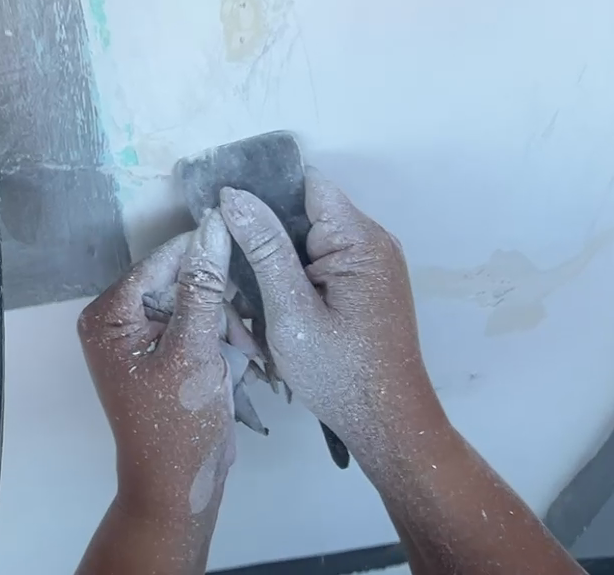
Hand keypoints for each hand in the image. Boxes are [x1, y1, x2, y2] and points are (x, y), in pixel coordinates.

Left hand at [75, 214, 238, 573]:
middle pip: (175, 280)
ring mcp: (137, 336)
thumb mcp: (194, 349)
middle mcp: (116, 320)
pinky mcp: (160, 352)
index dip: (201, 249)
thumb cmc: (178, 425)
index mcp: (108, 315)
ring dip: (222, 320)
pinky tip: (239, 354)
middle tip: (245, 318)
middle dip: (215, 299)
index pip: (159, 263)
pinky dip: (217, 336)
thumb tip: (212, 228)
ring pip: (191, 301)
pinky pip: (192, 324)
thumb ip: (203, 286)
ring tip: (245, 348)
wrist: (181, 489)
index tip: (242, 231)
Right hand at [217, 173, 437, 464]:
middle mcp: (372, 240)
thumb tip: (233, 195)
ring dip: (276, 258)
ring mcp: (371, 262)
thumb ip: (263, 248)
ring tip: (249, 291)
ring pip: (307, 237)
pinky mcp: (365, 282)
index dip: (264, 189)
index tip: (224, 210)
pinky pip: (319, 260)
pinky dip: (293, 275)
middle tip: (229, 260)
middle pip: (305, 209)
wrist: (389, 429)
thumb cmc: (340, 374)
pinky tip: (273, 303)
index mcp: (359, 239)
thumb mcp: (290, 311)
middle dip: (265, 231)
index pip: (306, 183)